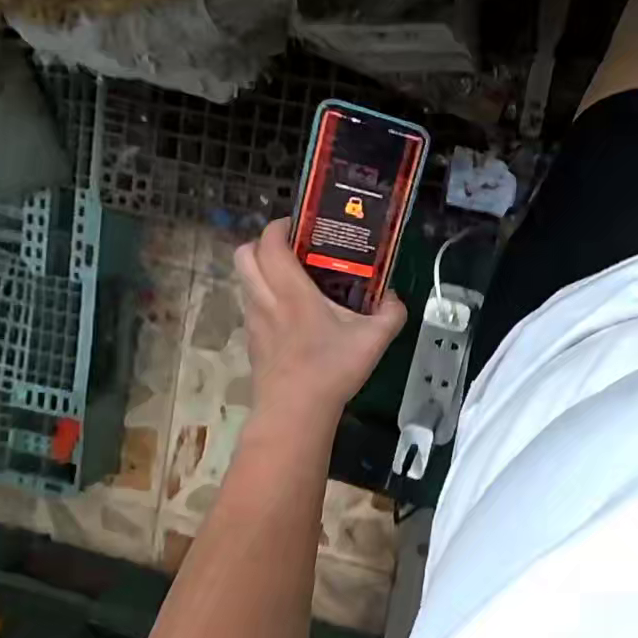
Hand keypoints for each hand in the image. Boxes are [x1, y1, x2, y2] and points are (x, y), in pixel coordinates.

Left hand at [235, 219, 406, 422]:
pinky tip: (290, 314)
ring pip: (244, 280)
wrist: (295, 412)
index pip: (270, 242)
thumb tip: (393, 298)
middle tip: (293, 248)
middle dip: (263, 243)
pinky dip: (263, 297)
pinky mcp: (252, 341)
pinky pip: (250, 305)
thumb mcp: (373, 339)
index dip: (281, 225)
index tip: (302, 225)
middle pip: (244, 254)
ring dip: (261, 270)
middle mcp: (265, 299)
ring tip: (293, 278)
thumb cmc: (331, 369)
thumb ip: (391, 313)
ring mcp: (253, 320)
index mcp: (290, 290)